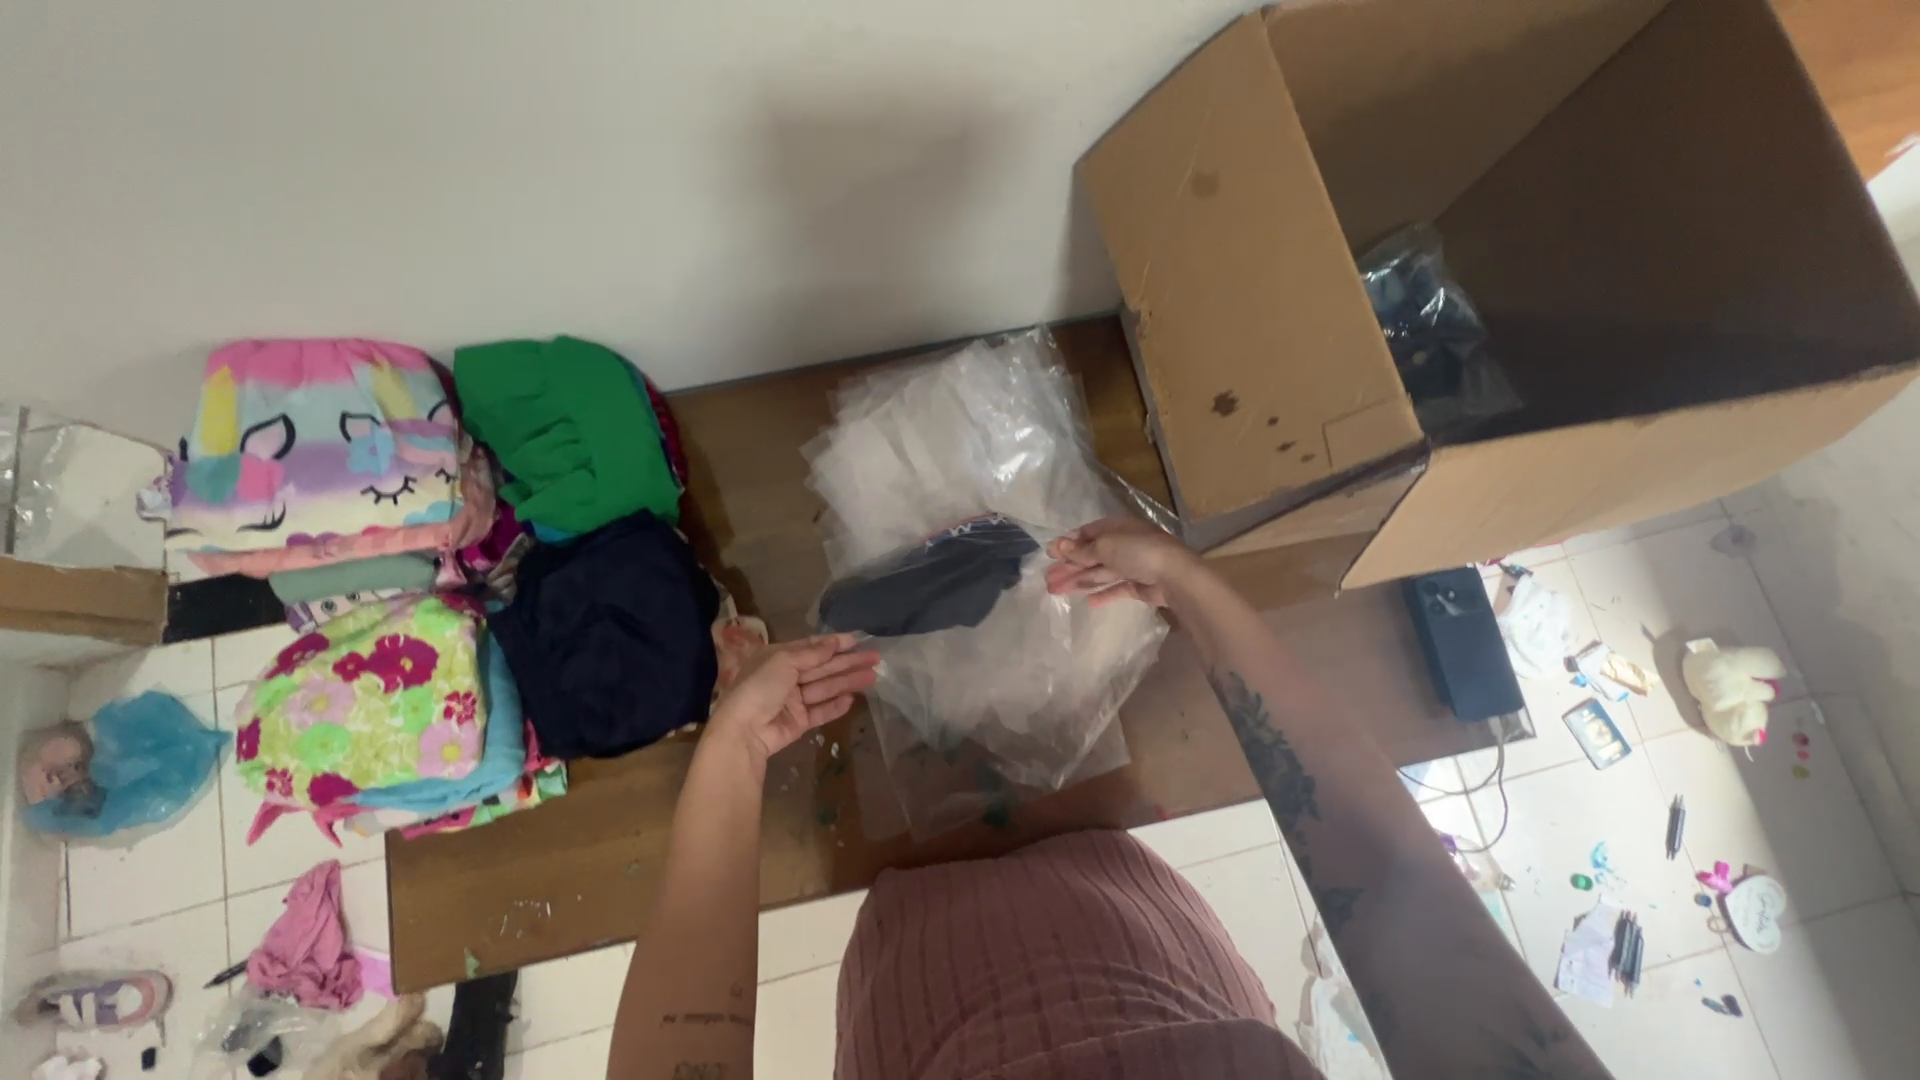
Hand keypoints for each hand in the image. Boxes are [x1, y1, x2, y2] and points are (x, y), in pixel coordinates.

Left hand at [709, 634, 880, 765]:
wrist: (742, 731)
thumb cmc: (759, 687)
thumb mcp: (783, 661)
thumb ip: (812, 653)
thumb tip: (834, 642)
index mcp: (778, 658)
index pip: (811, 647)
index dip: (835, 644)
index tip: (857, 640)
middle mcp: (786, 677)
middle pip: (823, 668)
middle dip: (848, 662)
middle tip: (875, 658)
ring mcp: (793, 701)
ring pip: (826, 688)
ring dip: (848, 682)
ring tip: (872, 677)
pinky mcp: (799, 722)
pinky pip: (820, 711)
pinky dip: (836, 705)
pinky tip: (852, 699)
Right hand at [1044, 517, 1199, 607]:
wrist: (1175, 575)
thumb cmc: (1138, 551)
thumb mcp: (1104, 546)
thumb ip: (1080, 550)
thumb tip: (1058, 546)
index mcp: (1117, 527)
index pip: (1087, 533)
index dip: (1068, 544)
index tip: (1049, 555)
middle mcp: (1124, 544)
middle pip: (1091, 555)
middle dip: (1069, 567)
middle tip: (1047, 579)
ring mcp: (1133, 565)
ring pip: (1100, 573)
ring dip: (1078, 581)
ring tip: (1056, 591)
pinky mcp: (1140, 585)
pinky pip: (1116, 588)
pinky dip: (1102, 594)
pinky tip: (1088, 602)